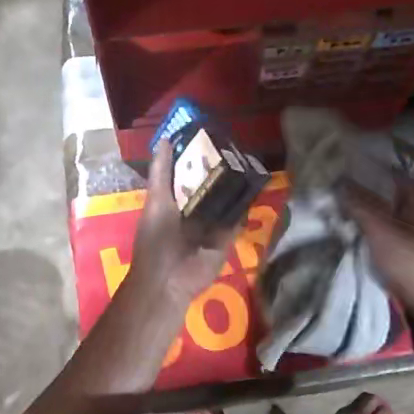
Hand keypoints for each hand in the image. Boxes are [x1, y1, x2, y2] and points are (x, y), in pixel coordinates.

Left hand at [127, 141, 244, 307]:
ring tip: (251, 160)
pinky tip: (257, 185)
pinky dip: (246, 205)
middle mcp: (193, 209)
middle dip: (221, 168)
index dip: (196, 155)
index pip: (186, 172)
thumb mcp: (157, 201)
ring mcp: (211, 223)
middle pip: (210, 184)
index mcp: (173, 200)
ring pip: (226, 199)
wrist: (168, 280)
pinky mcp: (226, 237)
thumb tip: (164, 139)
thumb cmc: (156, 240)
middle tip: (238, 145)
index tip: (210, 132)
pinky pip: (238, 218)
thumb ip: (162, 174)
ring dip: (236, 184)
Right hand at [338, 173, 413, 321]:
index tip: (331, 171)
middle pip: (383, 189)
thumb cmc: (413, 265)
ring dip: (361, 207)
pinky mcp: (411, 241)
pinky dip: (369, 222)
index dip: (359, 170)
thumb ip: (359, 204)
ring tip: (332, 205)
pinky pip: (385, 222)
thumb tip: (338, 180)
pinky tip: (349, 224)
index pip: (385, 171)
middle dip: (357, 189)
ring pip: (382, 207)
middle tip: (326, 189)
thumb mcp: (381, 232)